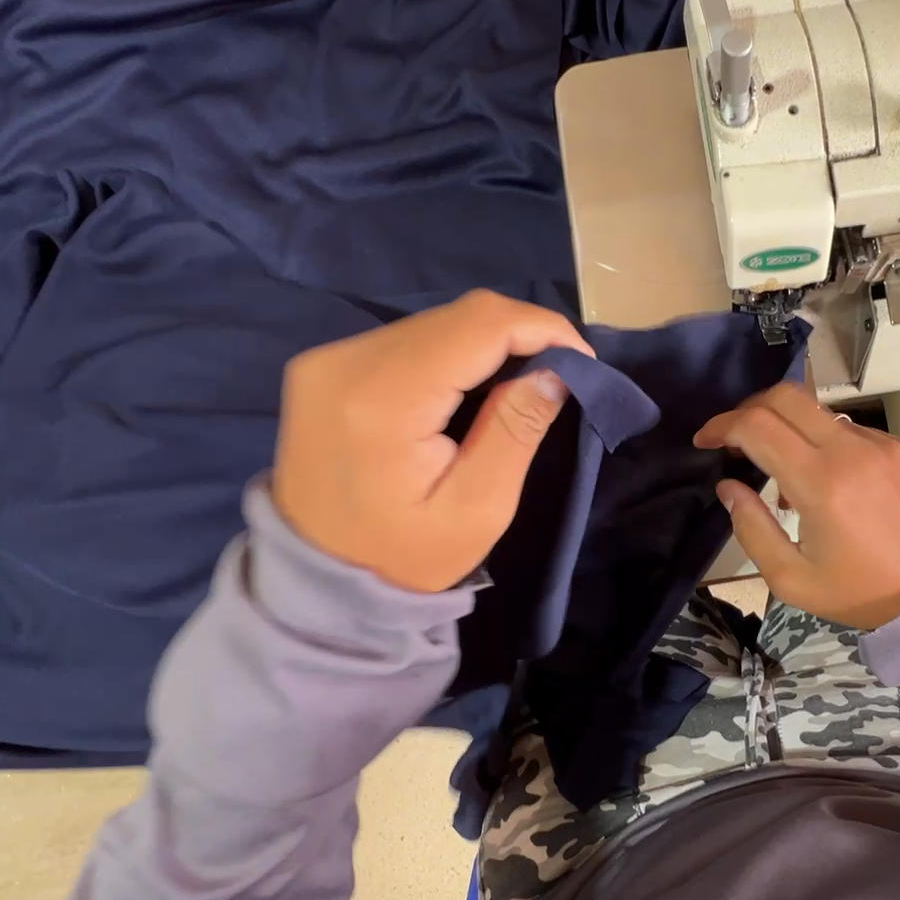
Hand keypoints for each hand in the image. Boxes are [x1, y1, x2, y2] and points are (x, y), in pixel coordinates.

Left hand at [271, 290, 594, 592]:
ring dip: (489, 342)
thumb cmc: (404, 558)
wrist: (316, 582)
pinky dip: (456, 351)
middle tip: (562, 371)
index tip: (583, 359)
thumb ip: (516, 429)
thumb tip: (557, 368)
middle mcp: (345, 361)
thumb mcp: (478, 508)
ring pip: (435, 321)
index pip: (478, 326)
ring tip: (525, 378)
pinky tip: (475, 383)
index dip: (541, 328)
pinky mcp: (326, 366)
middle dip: (521, 334)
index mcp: (382, 399)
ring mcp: (329, 360)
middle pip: (456, 316)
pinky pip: (410, 338)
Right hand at [694, 383, 899, 629]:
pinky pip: (848, 429)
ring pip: (817, 411)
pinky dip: (824, 443)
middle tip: (734, 438)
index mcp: (821, 484)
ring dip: (788, 427)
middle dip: (749, 409)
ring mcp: (881, 444)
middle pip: (786, 396)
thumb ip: (751, 527)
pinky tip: (828, 480)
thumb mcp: (790, 579)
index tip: (705, 441)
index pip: (757, 426)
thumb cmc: (855, 593)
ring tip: (784, 470)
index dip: (722, 426)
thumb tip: (728, 485)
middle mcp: (852, 451)